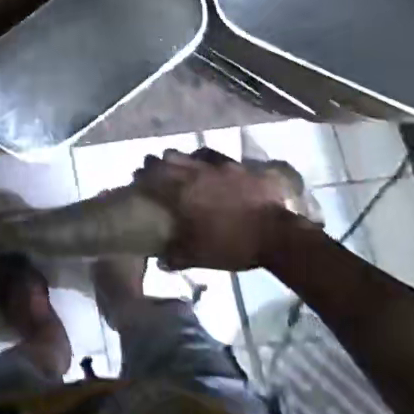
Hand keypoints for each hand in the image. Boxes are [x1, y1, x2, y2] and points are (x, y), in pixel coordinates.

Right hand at [132, 149, 304, 270]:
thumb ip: (176, 256)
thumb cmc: (232, 245)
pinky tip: (209, 167)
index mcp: (180, 192)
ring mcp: (217, 166)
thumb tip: (160, 260)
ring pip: (190, 154)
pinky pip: (215, 156)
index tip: (138, 181)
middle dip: (159, 164)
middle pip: (167, 158)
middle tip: (158, 174)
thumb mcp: (200, 256)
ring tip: (182, 168)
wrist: (276, 235)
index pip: (151, 176)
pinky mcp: (238, 166)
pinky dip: (207, 160)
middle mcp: (194, 173)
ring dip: (182, 159)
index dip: (142, 177)